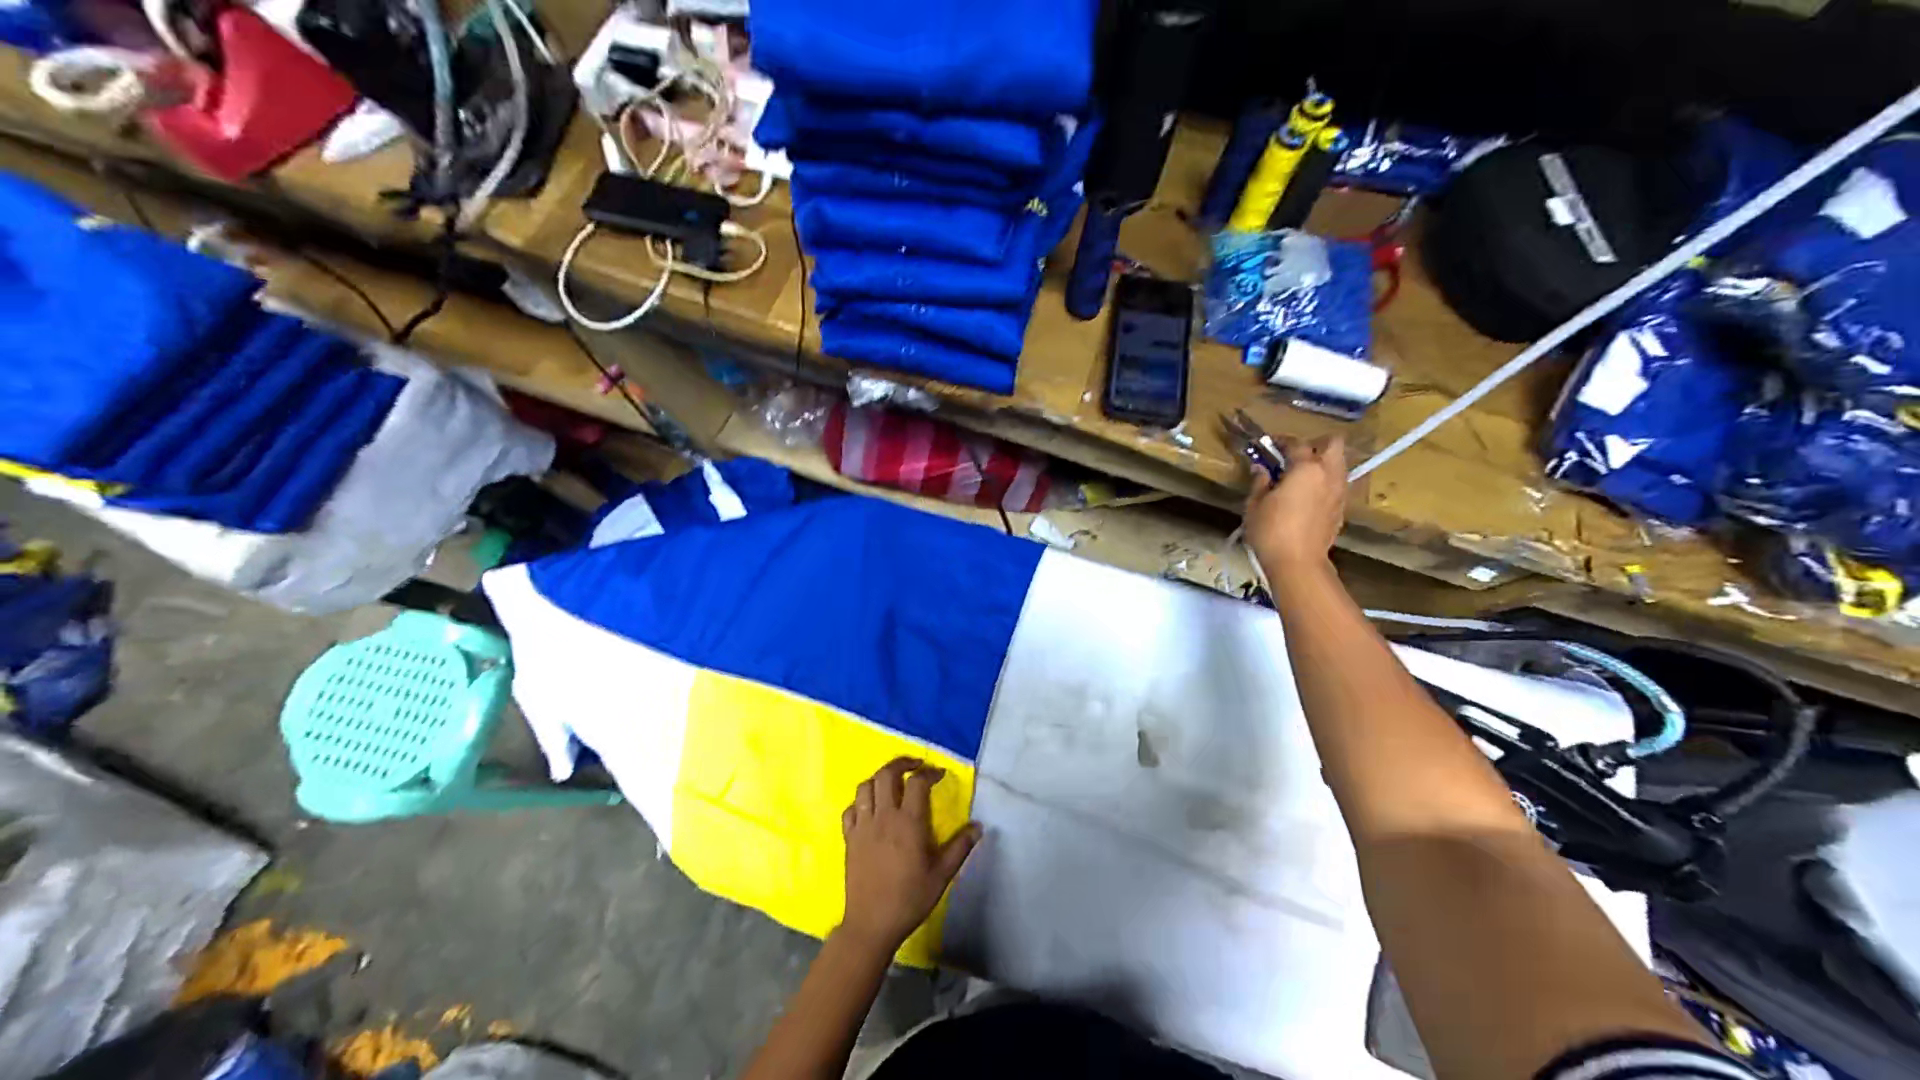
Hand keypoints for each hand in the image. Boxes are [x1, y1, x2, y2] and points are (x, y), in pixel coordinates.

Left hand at [839, 757, 980, 951]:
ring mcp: (862, 826)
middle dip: (901, 763)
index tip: (939, 774)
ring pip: (865, 786)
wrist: (872, 923)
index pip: (917, 782)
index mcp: (908, 822)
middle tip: (915, 765)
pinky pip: (851, 808)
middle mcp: (883, 817)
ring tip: (892, 782)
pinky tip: (870, 808)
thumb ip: (960, 847)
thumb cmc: (910, 899)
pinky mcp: (849, 838)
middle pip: (887, 774)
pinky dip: (861, 801)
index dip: (929, 772)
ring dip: (879, 778)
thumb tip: (978, 827)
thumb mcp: (942, 875)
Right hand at [1244, 434, 1347, 572]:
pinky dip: (1325, 482)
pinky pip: (1337, 484)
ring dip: (1323, 462)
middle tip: (1294, 455)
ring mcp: (1339, 491)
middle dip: (1315, 444)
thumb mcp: (1255, 504)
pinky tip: (1307, 495)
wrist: (1298, 563)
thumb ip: (1260, 481)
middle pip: (1333, 444)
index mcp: (1306, 468)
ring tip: (1301, 475)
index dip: (1281, 440)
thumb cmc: (1271, 531)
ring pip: (1339, 464)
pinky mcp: (1340, 508)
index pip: (1296, 443)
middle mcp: (1328, 474)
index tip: (1268, 444)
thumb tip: (1261, 469)